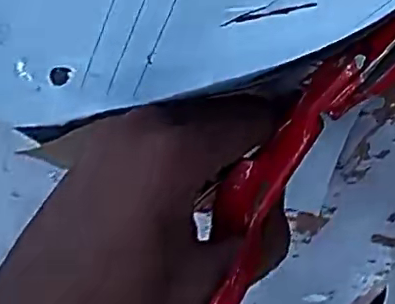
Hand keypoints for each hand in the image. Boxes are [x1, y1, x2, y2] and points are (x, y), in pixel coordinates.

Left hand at [0, 98, 289, 303]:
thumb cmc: (117, 303)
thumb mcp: (201, 282)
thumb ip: (258, 238)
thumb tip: (278, 212)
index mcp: (175, 146)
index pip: (254, 115)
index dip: (284, 128)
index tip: (298, 143)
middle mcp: (147, 121)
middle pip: (222, 111)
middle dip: (249, 140)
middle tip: (260, 182)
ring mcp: (116, 130)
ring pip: (190, 119)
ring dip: (215, 144)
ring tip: (219, 194)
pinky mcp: (96, 146)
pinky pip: (158, 131)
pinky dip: (181, 150)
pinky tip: (179, 194)